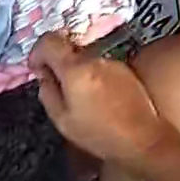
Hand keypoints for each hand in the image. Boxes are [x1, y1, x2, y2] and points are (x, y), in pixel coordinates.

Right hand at [29, 34, 173, 169]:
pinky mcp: (125, 70)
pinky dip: (93, 76)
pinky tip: (98, 99)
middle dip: (57, 64)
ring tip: (79, 98)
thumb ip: (47, 92)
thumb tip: (44, 76)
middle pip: (68, 49)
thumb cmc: (99, 134)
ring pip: (85, 58)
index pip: (49, 40)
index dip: (37, 52)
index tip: (36, 68)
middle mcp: (94, 59)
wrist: (143, 139)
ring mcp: (112, 62)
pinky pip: (100, 67)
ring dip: (77, 71)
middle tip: (55, 85)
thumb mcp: (62, 120)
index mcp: (75, 69)